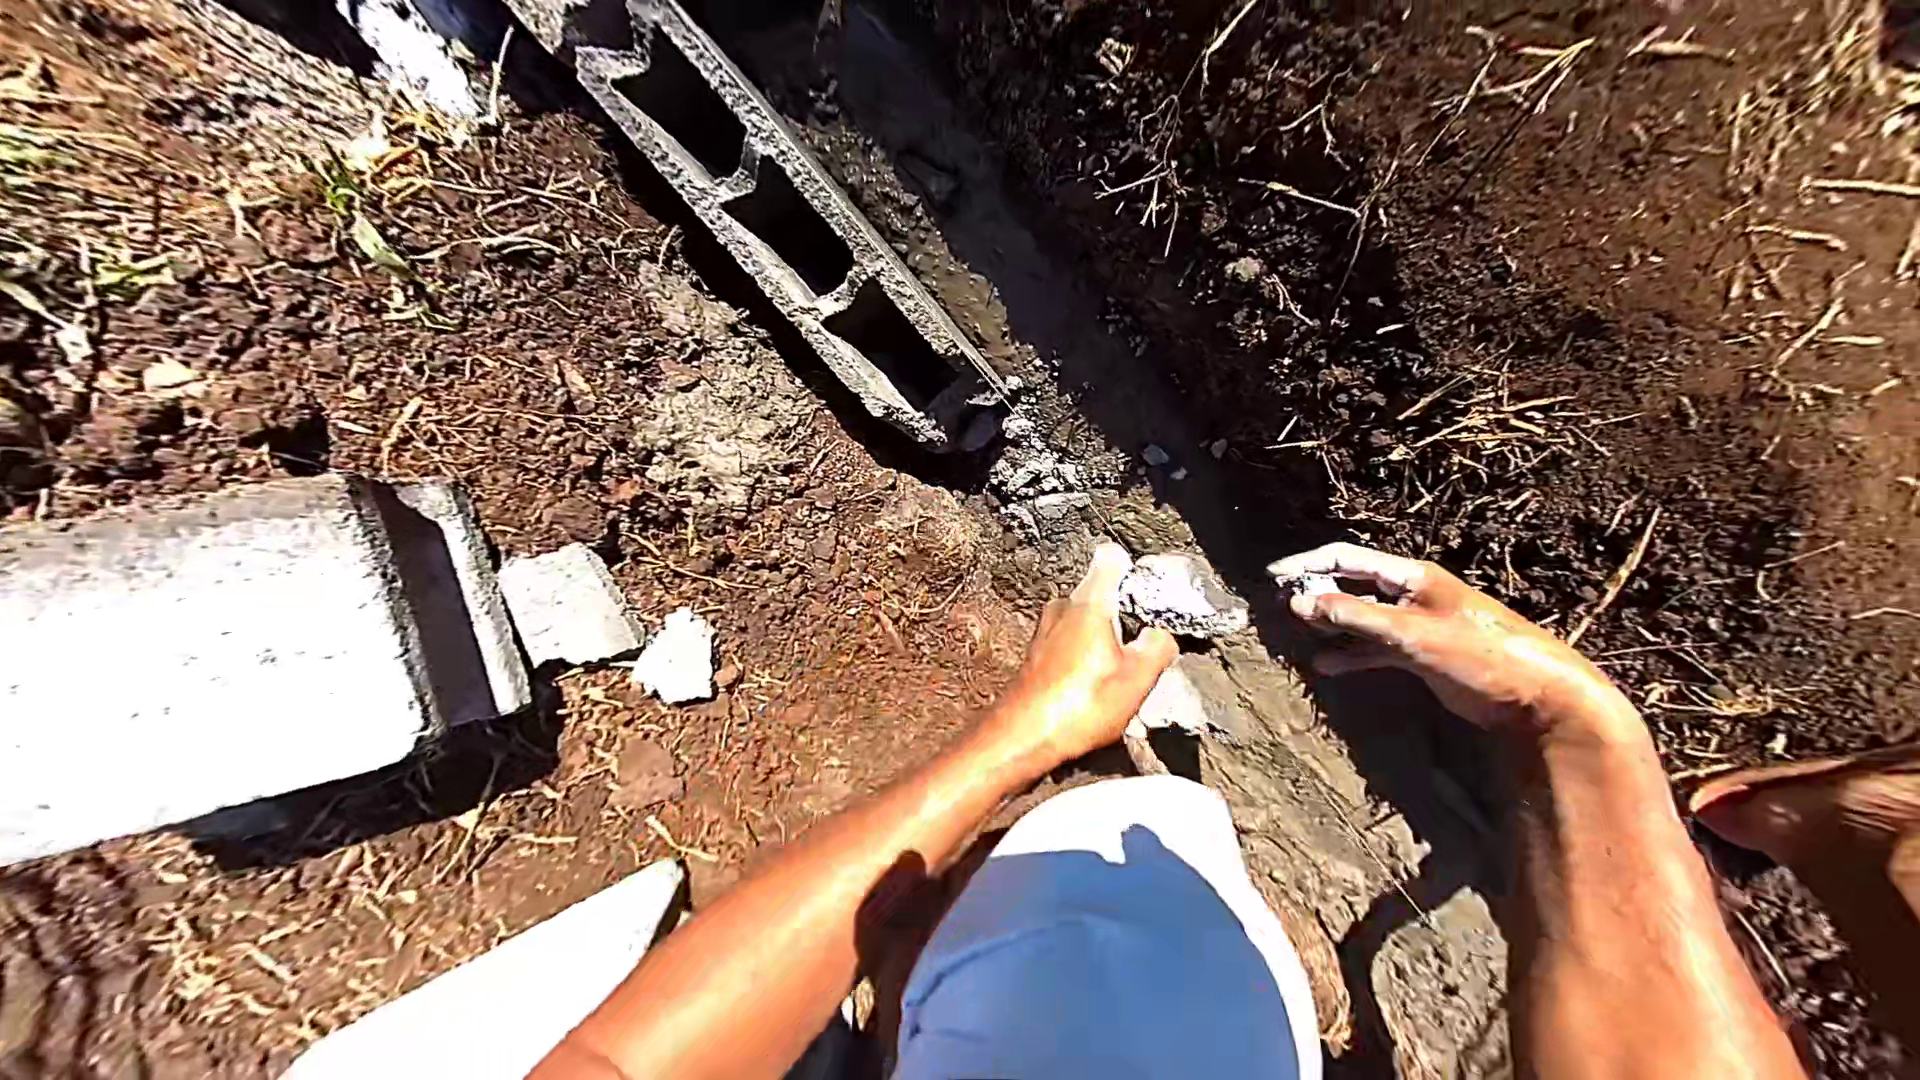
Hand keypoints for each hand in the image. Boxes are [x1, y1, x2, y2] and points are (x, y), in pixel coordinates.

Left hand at [979, 543, 1178, 768]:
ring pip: (1086, 619)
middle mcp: (1063, 606)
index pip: (1111, 559)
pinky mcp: (1038, 649)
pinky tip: (1090, 687)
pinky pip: (1070, 639)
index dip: (1132, 570)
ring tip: (1114, 677)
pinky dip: (1083, 654)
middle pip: (1102, 593)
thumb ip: (1158, 647)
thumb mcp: (1137, 680)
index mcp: (1089, 602)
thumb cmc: (1077, 707)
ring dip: (1103, 640)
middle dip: (1123, 617)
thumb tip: (1161, 635)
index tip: (1146, 595)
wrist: (1022, 735)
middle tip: (1137, 653)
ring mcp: (1047, 627)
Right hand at [1272, 542, 1639, 741]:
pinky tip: (1327, 664)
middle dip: (1314, 593)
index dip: (1307, 564)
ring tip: (1298, 632)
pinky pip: (1371, 648)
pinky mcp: (1417, 654)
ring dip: (1328, 623)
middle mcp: (1409, 595)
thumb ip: (1352, 615)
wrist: (1541, 701)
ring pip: (1357, 617)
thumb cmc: (1480, 654)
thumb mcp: (1410, 632)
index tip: (1273, 576)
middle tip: (1279, 605)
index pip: (1346, 558)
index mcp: (1411, 577)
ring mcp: (1413, 625)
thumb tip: (1296, 600)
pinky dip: (1349, 654)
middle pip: (1349, 585)